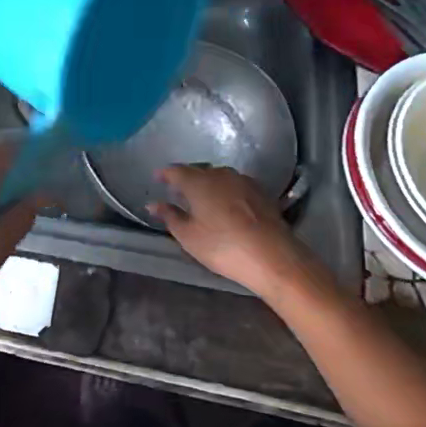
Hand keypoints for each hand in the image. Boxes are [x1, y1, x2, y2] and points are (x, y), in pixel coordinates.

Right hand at [149, 165, 324, 297]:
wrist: (272, 255)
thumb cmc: (223, 246)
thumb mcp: (189, 236)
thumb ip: (170, 217)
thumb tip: (153, 204)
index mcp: (199, 182)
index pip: (177, 171)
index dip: (165, 174)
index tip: (157, 178)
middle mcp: (221, 174)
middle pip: (199, 171)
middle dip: (187, 178)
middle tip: (178, 190)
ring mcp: (244, 181)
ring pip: (220, 176)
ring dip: (208, 183)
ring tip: (201, 198)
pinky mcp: (261, 192)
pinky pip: (236, 185)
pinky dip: (226, 191)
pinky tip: (226, 204)